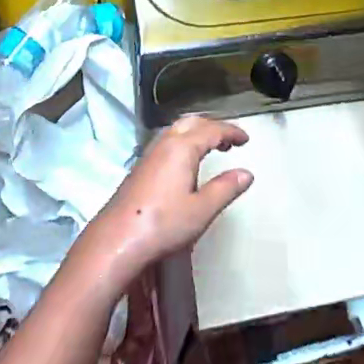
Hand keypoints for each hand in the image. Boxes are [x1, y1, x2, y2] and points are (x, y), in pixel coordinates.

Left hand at [67, 116, 253, 295]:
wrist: (116, 240)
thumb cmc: (163, 224)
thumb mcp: (202, 210)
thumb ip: (226, 188)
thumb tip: (246, 174)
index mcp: (182, 148)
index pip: (212, 130)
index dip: (231, 132)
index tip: (246, 139)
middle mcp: (164, 144)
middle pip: (192, 122)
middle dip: (213, 126)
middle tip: (230, 140)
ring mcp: (149, 155)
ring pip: (176, 131)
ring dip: (197, 133)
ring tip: (212, 148)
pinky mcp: (140, 168)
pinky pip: (167, 142)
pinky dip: (184, 142)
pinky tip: (186, 164)